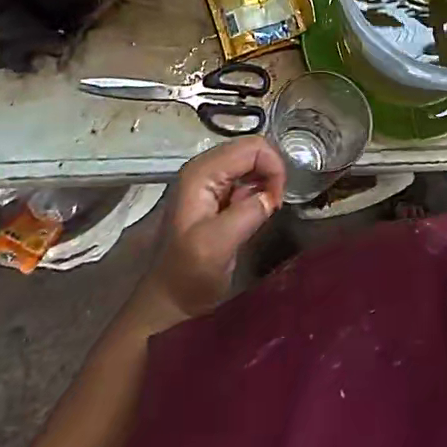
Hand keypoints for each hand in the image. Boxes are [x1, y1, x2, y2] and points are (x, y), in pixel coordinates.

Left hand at [137, 137, 285, 324]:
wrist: (169, 298)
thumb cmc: (188, 275)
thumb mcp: (217, 246)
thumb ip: (246, 214)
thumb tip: (271, 196)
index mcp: (201, 173)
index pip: (251, 147)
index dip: (272, 167)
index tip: (276, 200)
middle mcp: (204, 168)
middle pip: (252, 149)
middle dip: (271, 173)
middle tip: (274, 205)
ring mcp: (209, 180)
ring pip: (251, 162)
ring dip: (266, 182)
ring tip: (266, 210)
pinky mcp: (216, 193)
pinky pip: (246, 178)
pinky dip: (259, 190)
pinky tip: (257, 212)